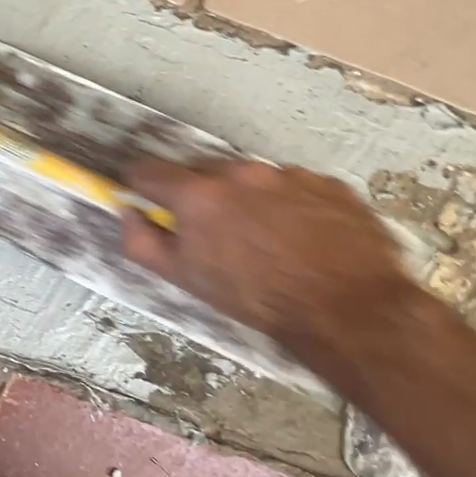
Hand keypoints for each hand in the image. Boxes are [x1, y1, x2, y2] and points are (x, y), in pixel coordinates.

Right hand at [120, 159, 413, 350]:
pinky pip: (291, 186)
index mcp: (197, 194)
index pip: (148, 170)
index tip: (145, 200)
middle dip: (195, 192)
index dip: (140, 185)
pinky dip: (283, 203)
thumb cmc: (253, 295)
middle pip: (200, 170)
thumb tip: (128, 212)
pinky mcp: (328, 183)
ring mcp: (289, 174)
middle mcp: (240, 172)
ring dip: (241, 196)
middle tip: (207, 227)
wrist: (348, 306)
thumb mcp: (181, 277)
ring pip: (247, 177)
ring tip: (259, 234)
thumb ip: (140, 241)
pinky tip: (296, 234)